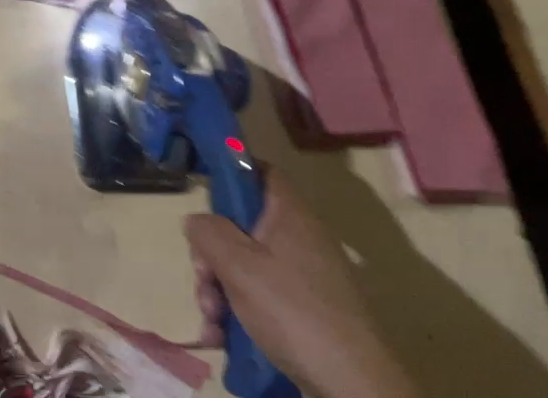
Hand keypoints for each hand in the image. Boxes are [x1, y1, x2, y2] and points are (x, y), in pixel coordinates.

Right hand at [185, 173, 418, 397]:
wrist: (351, 385)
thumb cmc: (292, 311)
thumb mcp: (238, 266)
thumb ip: (208, 233)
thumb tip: (196, 220)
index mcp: (289, 216)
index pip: (260, 171)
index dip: (231, 171)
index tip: (203, 189)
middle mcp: (298, 240)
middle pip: (240, 226)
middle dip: (211, 254)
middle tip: (204, 278)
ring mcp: (302, 277)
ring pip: (243, 266)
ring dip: (217, 290)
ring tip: (213, 320)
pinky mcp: (302, 310)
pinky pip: (258, 296)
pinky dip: (236, 312)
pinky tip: (221, 336)